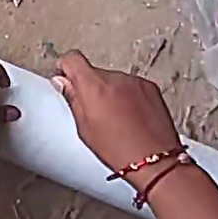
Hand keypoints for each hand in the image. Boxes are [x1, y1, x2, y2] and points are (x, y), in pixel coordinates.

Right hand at [51, 50, 183, 173]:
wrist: (154, 159)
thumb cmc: (118, 149)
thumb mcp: (84, 128)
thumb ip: (72, 99)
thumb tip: (63, 82)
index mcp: (93, 86)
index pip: (73, 59)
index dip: (66, 68)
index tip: (66, 80)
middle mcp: (115, 78)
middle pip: (94, 72)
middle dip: (90, 87)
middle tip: (92, 112)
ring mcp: (135, 81)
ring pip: (113, 80)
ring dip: (110, 93)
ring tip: (114, 119)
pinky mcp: (150, 87)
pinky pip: (131, 86)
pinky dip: (128, 97)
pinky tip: (129, 118)